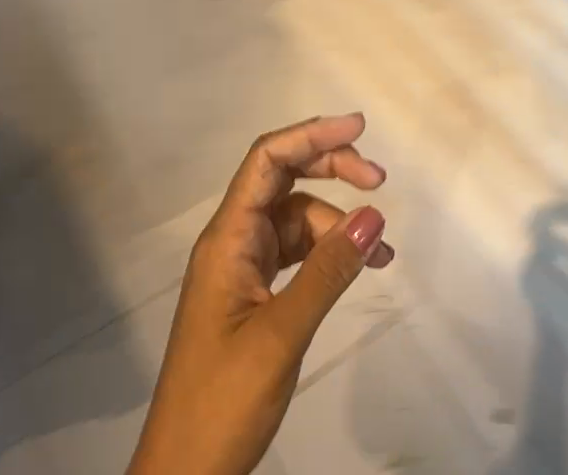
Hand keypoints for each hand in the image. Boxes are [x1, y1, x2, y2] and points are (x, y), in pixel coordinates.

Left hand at [129, 113, 394, 474]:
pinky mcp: (255, 294)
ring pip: (297, 219)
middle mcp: (232, 243)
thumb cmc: (223, 400)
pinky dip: (331, 253)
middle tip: (379, 181)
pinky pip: (298, 254)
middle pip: (282, 180)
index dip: (311, 135)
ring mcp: (243, 268)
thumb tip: (376, 216)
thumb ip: (329, 271)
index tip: (360, 127)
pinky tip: (363, 266)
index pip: (267, 162)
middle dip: (330, 169)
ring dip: (339, 223)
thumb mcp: (282, 333)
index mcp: (226, 240)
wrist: (186, 470)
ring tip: (382, 250)